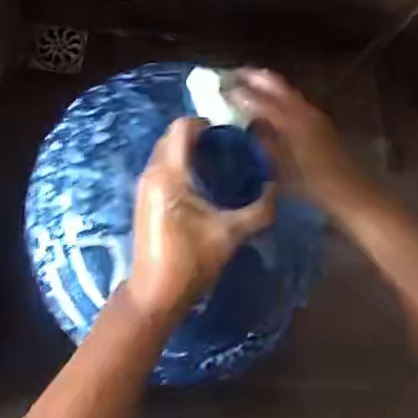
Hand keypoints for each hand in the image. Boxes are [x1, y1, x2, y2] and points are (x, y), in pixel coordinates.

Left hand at [125, 118, 275, 319]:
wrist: (154, 295)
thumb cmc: (191, 262)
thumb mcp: (230, 235)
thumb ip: (258, 210)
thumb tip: (275, 190)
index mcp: (170, 174)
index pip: (182, 127)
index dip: (204, 123)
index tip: (226, 133)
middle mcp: (152, 173)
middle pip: (171, 135)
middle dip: (196, 134)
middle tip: (224, 145)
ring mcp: (143, 185)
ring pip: (164, 150)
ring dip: (186, 148)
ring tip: (214, 161)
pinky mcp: (142, 198)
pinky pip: (160, 165)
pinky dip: (177, 162)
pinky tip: (198, 181)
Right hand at [231, 69, 370, 214]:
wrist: (348, 190)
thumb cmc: (311, 185)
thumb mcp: (280, 168)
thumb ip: (264, 142)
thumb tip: (248, 124)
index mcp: (290, 121)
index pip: (259, 100)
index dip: (240, 94)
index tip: (222, 91)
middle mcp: (302, 110)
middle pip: (275, 83)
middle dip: (254, 77)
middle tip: (234, 75)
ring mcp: (313, 112)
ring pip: (286, 89)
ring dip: (267, 83)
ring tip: (247, 83)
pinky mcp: (319, 119)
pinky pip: (294, 98)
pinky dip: (278, 94)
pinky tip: (269, 103)